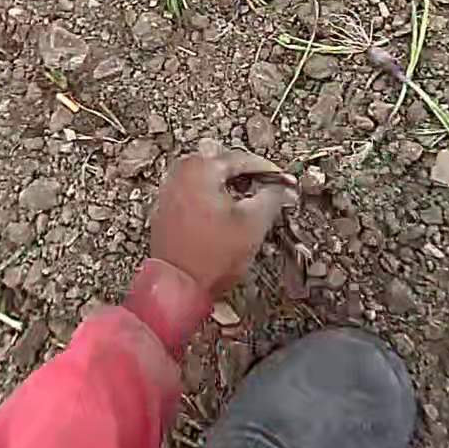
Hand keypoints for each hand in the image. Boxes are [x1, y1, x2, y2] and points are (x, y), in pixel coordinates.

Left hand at [149, 149, 297, 297]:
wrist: (176, 289)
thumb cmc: (212, 257)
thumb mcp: (253, 223)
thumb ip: (272, 197)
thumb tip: (282, 189)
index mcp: (201, 169)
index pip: (242, 158)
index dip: (267, 170)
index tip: (281, 180)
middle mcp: (181, 174)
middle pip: (223, 165)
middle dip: (247, 176)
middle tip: (266, 188)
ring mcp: (170, 192)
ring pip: (208, 179)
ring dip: (230, 187)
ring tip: (248, 202)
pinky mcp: (166, 210)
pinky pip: (195, 193)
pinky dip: (213, 197)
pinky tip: (226, 215)